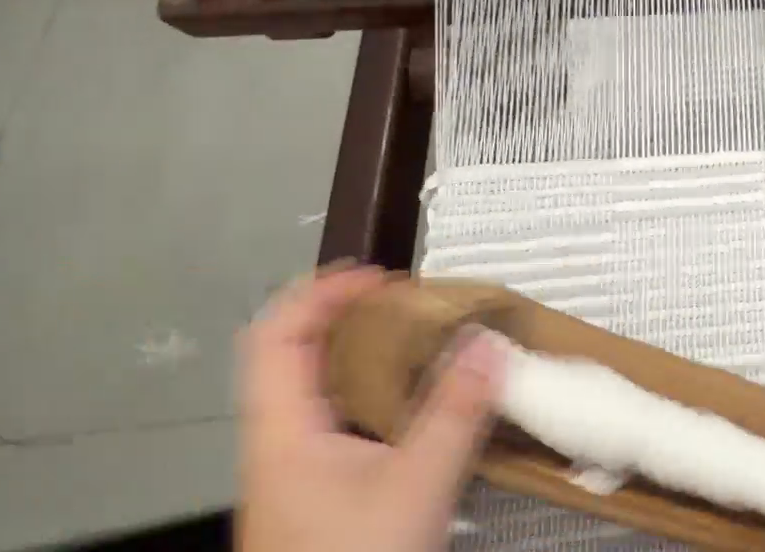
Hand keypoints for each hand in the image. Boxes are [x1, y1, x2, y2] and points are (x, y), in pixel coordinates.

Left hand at [238, 267, 500, 551]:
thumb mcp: (416, 485)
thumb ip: (456, 411)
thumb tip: (487, 346)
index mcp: (283, 432)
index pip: (277, 335)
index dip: (322, 292)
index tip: (376, 275)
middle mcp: (279, 444)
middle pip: (295, 353)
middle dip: (352, 315)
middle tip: (404, 300)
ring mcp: (295, 469)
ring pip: (316, 386)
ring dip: (364, 351)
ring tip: (416, 340)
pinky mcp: (318, 489)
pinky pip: (338, 415)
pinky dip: (376, 388)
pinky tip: (414, 401)